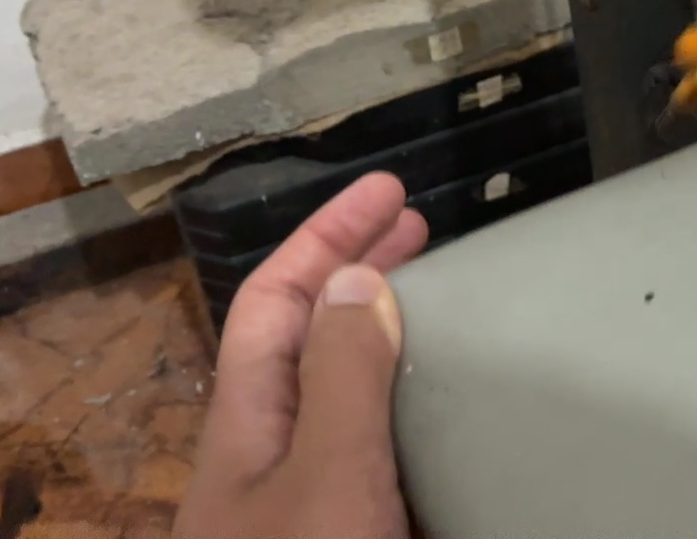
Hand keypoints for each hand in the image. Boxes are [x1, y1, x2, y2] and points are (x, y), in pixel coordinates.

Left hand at [175, 173, 429, 538]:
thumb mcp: (324, 482)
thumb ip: (339, 377)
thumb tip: (355, 274)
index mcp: (247, 429)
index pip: (276, 302)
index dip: (326, 236)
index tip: (388, 191)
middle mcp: (272, 450)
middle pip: (304, 329)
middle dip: (354, 262)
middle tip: (417, 221)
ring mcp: (313, 489)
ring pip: (341, 376)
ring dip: (381, 318)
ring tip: (434, 285)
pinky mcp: (359, 518)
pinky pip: (378, 426)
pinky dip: (409, 384)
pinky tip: (448, 388)